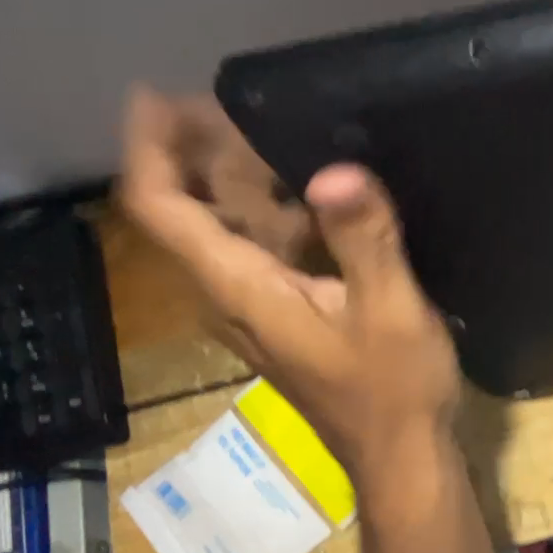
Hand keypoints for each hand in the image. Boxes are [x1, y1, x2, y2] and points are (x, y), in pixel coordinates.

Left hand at [119, 85, 460, 473]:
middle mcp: (232, 297)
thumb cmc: (394, 390)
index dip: (150, 148)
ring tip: (285, 138)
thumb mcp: (391, 313)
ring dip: (239, 183)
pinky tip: (320, 201)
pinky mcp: (284, 322)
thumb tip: (337, 172)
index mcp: (243, 288)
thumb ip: (365, 242)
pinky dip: (273, 217)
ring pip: (224, 234)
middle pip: (187, 214)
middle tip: (243, 107)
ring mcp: (257, 313)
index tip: (160, 96)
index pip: (164, 209)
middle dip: (198, 154)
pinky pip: (258, 254)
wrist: (402, 457)